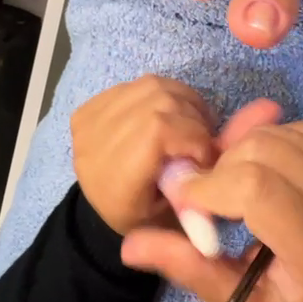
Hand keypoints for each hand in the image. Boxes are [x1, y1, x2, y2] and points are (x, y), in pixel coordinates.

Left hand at [70, 75, 217, 235]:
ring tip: (193, 122)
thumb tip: (210, 157)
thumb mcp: (169, 216)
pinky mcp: (92, 104)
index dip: (194, 136)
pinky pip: (139, 84)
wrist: (97, 209)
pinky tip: (172, 112)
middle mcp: (99, 135)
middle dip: (194, 117)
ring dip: (183, 100)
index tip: (207, 156)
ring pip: (153, 85)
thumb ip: (190, 184)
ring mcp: (93, 115)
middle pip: (161, 101)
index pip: (160, 128)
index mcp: (116, 171)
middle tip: (204, 138)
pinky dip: (163, 93)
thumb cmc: (139, 217)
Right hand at [120, 102, 302, 301]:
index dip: (212, 186)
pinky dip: (268, 146)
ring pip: (271, 135)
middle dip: (222, 170)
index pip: (256, 189)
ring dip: (243, 156)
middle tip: (214, 197)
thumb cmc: (302, 295)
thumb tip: (130, 245)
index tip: (189, 200)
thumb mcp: (244, 300)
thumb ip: (189, 269)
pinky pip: (291, 126)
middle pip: (260, 153)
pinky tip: (274, 174)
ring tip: (245, 189)